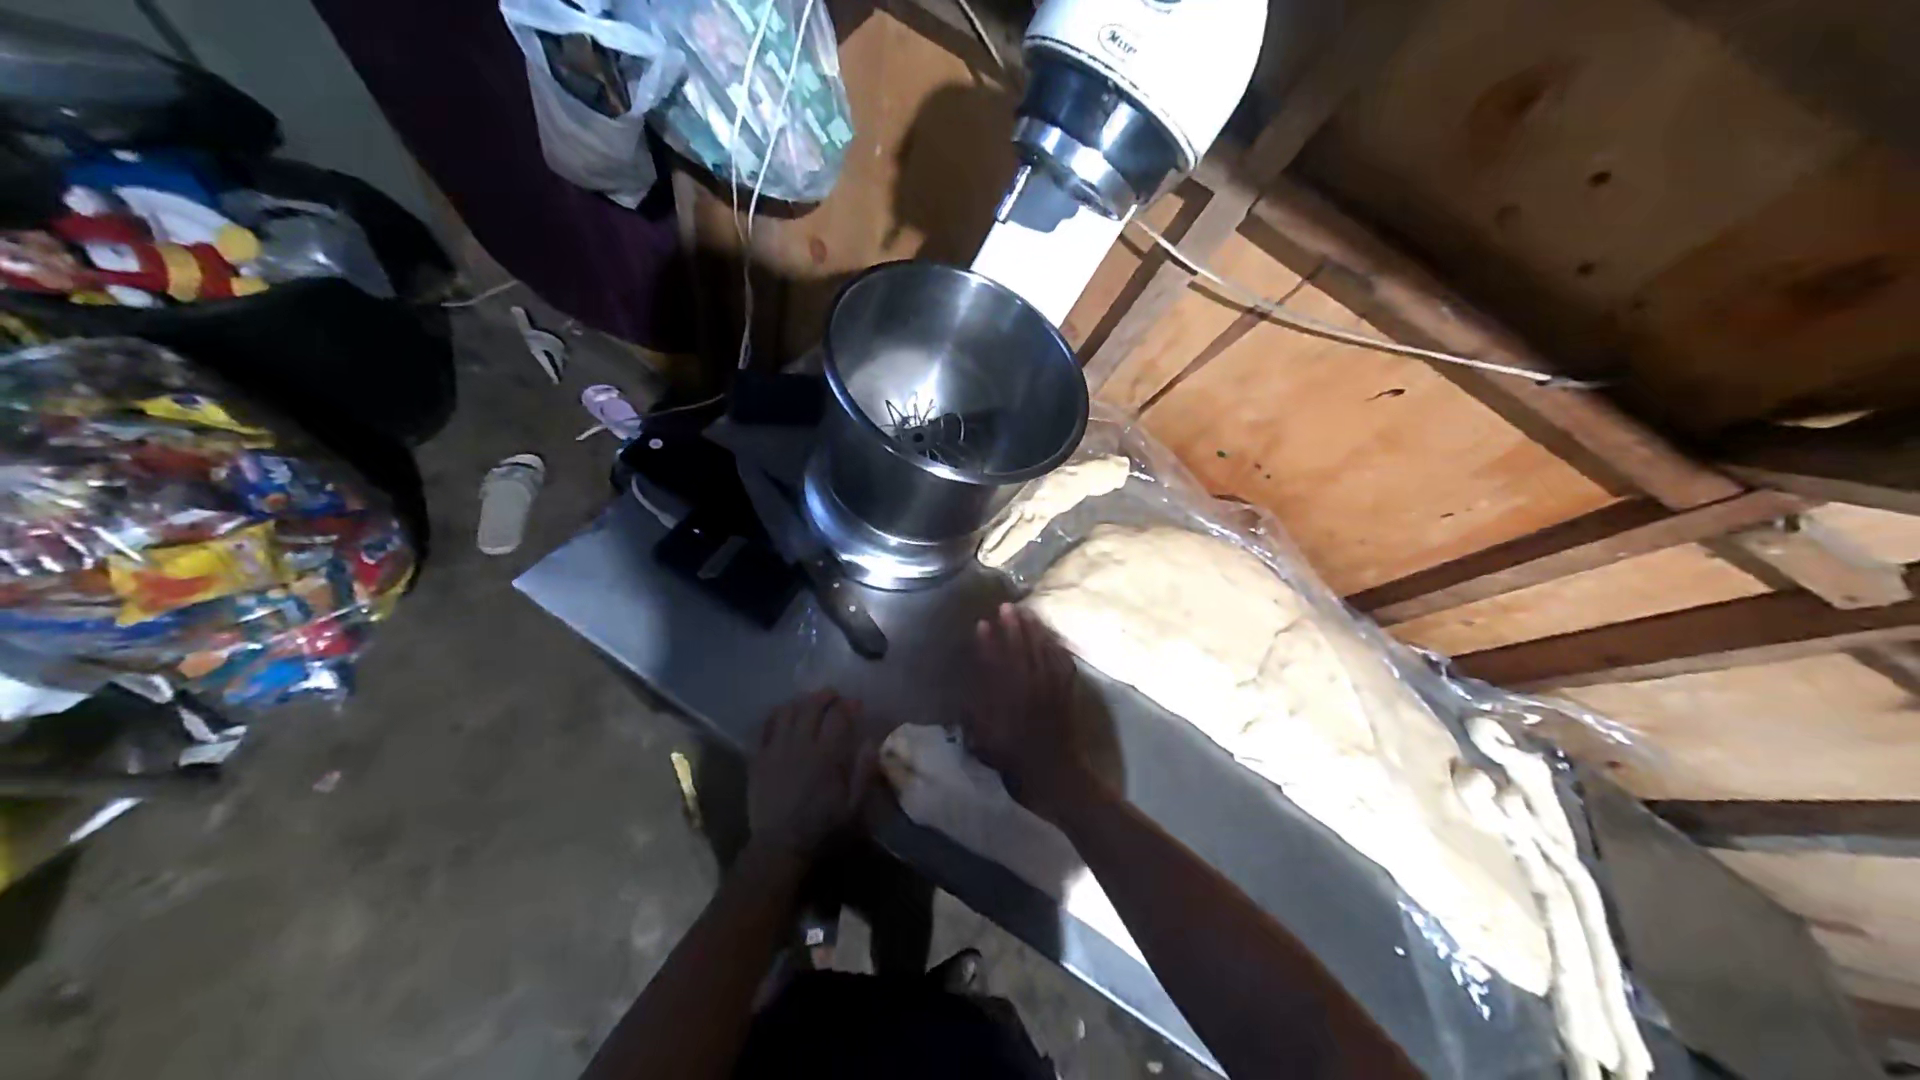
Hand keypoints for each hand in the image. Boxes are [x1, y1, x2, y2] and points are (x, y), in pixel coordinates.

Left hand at [747, 691, 875, 856]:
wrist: (780, 848)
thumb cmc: (822, 828)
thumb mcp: (854, 807)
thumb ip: (864, 772)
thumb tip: (871, 741)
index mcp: (826, 756)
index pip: (838, 716)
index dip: (849, 705)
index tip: (857, 705)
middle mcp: (800, 745)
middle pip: (811, 706)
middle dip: (825, 696)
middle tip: (834, 697)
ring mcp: (775, 750)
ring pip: (786, 711)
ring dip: (800, 702)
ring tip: (809, 703)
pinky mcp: (757, 758)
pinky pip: (764, 727)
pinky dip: (775, 715)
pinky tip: (784, 716)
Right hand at [965, 604, 1101, 820]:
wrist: (1058, 779)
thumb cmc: (1018, 765)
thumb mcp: (987, 743)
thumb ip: (976, 715)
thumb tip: (968, 689)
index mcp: (1008, 701)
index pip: (996, 664)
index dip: (988, 643)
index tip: (981, 624)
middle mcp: (1031, 690)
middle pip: (1021, 651)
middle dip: (1013, 628)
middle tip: (1005, 607)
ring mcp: (1052, 691)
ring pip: (1043, 653)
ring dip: (1035, 631)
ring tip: (1026, 613)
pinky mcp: (1068, 695)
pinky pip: (1063, 665)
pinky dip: (1057, 649)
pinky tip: (1051, 639)